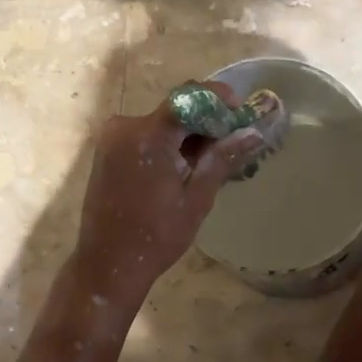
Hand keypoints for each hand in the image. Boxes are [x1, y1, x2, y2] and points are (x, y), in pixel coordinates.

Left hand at [71, 83, 266, 300]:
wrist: (108, 263)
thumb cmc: (156, 235)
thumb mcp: (197, 198)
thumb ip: (222, 158)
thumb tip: (254, 132)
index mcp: (148, 135)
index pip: (189, 98)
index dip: (217, 99)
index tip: (240, 111)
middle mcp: (125, 126)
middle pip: (175, 109)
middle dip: (205, 121)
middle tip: (230, 145)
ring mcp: (112, 137)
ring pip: (161, 122)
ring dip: (186, 135)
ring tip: (208, 163)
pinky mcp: (107, 149)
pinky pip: (145, 134)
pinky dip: (167, 143)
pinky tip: (181, 168)